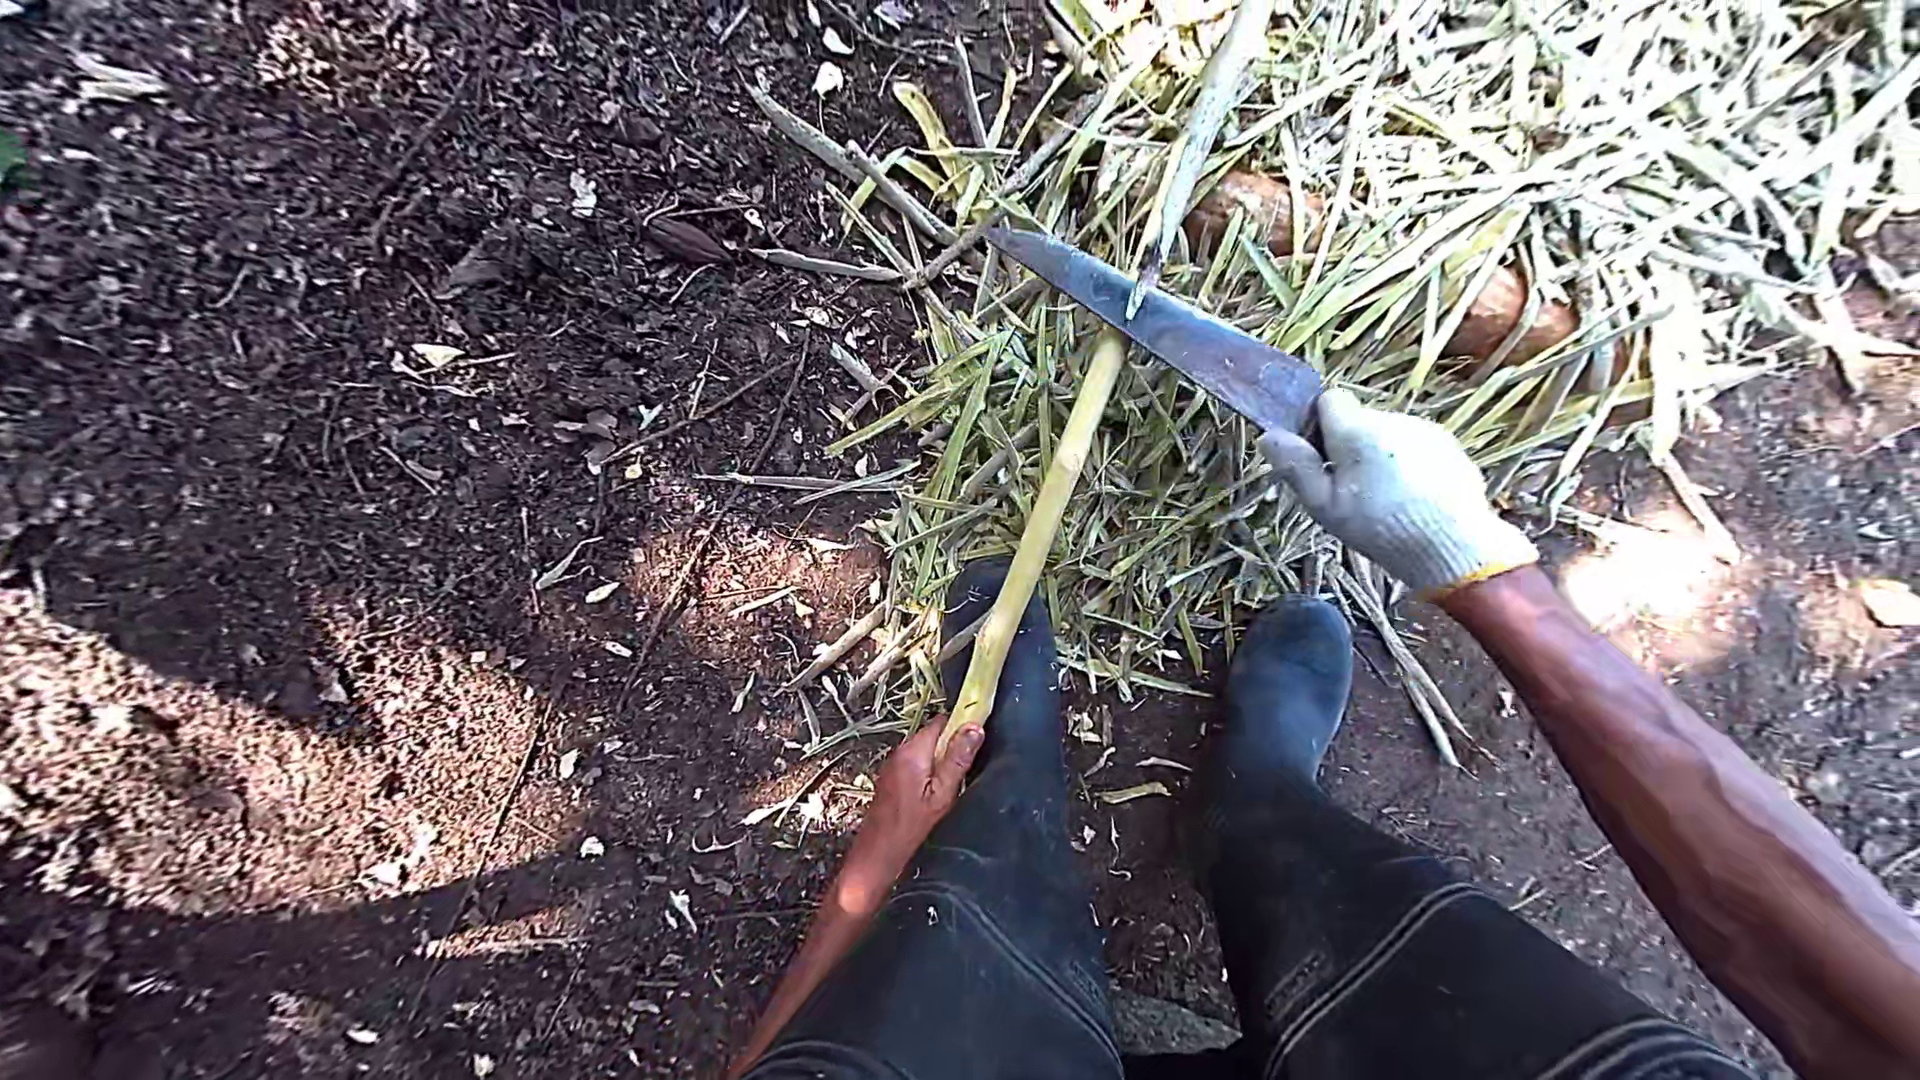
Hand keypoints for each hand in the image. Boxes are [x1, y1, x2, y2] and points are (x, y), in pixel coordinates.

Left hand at [724, 720, 982, 1079]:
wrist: (874, 865)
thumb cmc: (910, 833)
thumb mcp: (943, 797)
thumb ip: (957, 760)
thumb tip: (974, 726)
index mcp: (913, 752)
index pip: (943, 721)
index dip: (964, 725)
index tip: (983, 739)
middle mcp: (900, 753)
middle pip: (935, 735)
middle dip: (955, 746)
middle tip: (972, 770)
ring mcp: (894, 768)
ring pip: (928, 753)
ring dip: (945, 763)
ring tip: (958, 787)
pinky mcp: (893, 783)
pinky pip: (920, 767)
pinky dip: (933, 775)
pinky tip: (941, 798)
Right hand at [1261, 388, 1537, 595]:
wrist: (1452, 546)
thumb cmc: (1377, 527)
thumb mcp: (1322, 504)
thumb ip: (1295, 466)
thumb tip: (1268, 436)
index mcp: (1357, 432)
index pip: (1329, 399)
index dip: (1316, 424)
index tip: (1317, 457)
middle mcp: (1393, 420)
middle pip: (1355, 419)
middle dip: (1344, 444)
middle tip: (1344, 487)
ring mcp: (1425, 431)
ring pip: (1383, 432)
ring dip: (1373, 454)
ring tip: (1378, 495)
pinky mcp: (1448, 445)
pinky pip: (1410, 444)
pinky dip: (1401, 462)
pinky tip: (1405, 495)